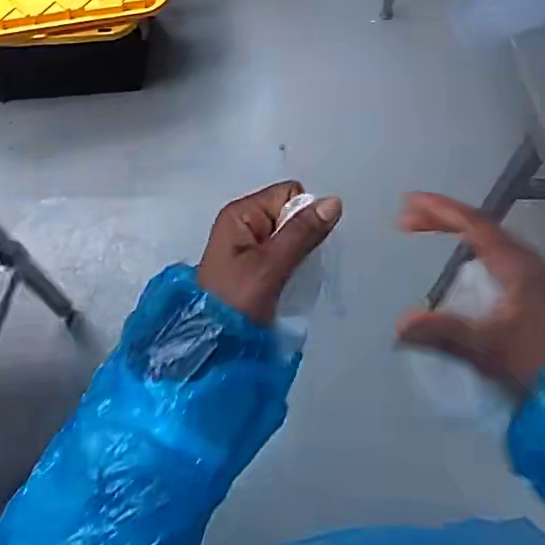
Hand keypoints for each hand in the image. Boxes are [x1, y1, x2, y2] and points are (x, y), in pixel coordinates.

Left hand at [197, 181, 341, 323]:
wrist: (210, 350)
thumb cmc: (235, 303)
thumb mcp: (270, 266)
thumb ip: (303, 232)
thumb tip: (334, 201)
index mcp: (241, 213)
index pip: (289, 193)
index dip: (303, 216)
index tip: (298, 248)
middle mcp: (243, 222)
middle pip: (290, 213)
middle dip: (301, 237)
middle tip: (292, 267)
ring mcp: (247, 245)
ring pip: (290, 235)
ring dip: (297, 255)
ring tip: (287, 280)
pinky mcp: (253, 265)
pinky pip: (284, 253)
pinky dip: (291, 266)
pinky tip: (285, 285)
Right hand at [395, 193, 544, 397]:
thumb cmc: (541, 367)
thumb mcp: (487, 350)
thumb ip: (442, 334)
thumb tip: (401, 324)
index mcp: (518, 265)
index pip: (473, 223)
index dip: (439, 210)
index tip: (412, 203)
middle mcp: (529, 260)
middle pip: (481, 224)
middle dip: (444, 217)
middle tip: (411, 218)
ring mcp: (538, 273)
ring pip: (492, 237)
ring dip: (459, 229)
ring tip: (432, 227)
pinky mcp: (540, 288)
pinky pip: (500, 251)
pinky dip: (475, 245)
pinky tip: (466, 258)